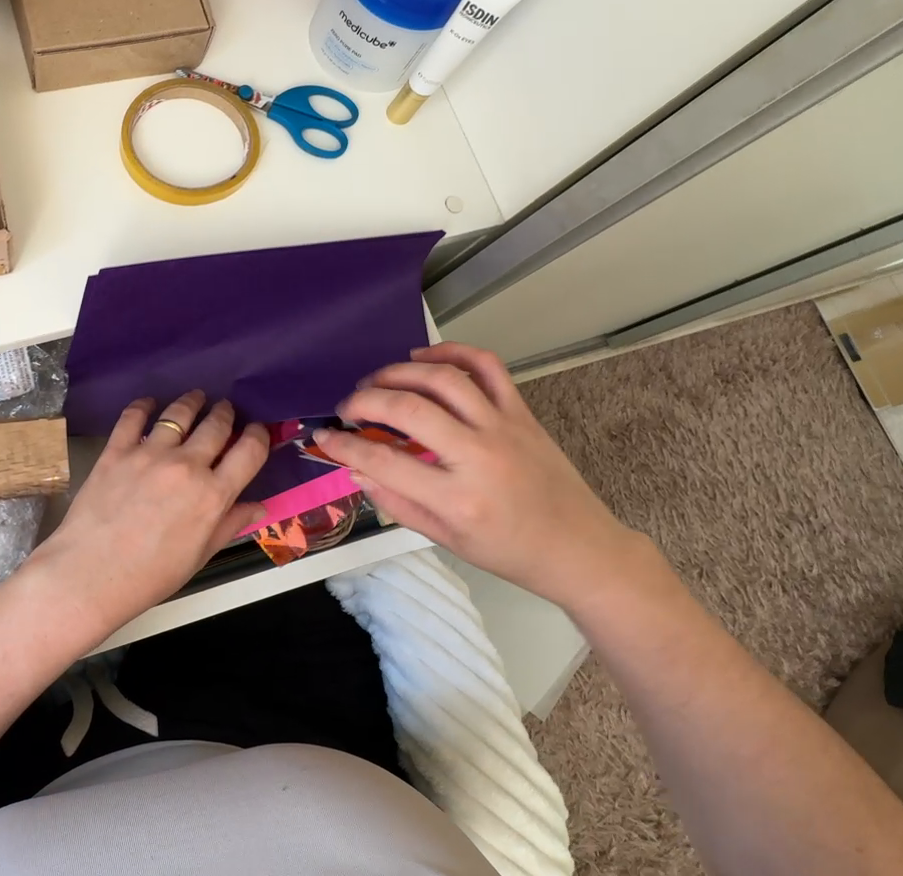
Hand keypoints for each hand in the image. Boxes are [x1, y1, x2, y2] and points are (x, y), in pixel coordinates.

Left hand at [21, 392, 270, 643]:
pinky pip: (133, 417)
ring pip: (178, 414)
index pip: (250, 451)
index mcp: (213, 495)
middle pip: (216, 425)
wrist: (91, 575)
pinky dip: (144, 406)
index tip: (257, 431)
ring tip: (195, 397)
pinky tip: (148, 404)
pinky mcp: (116, 451)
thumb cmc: (150, 575)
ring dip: (191, 402)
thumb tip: (259, 506)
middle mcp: (186, 466)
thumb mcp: (200, 556)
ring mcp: (149, 455)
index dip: (259, 435)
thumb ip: (230, 524)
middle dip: (226, 413)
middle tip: (226, 409)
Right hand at [313, 343, 649, 609]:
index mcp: (457, 499)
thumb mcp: (447, 540)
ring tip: (375, 381)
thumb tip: (355, 470)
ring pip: (443, 379)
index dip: (345, 446)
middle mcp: (479, 456)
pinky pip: (486, 367)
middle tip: (346, 407)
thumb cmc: (510, 551)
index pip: (385, 462)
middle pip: (408, 410)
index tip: (324, 437)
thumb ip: (397, 503)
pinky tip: (423, 357)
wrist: (579, 547)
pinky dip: (452, 351)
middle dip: (365, 401)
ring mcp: (503, 427)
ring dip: (399, 372)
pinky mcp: (522, 412)